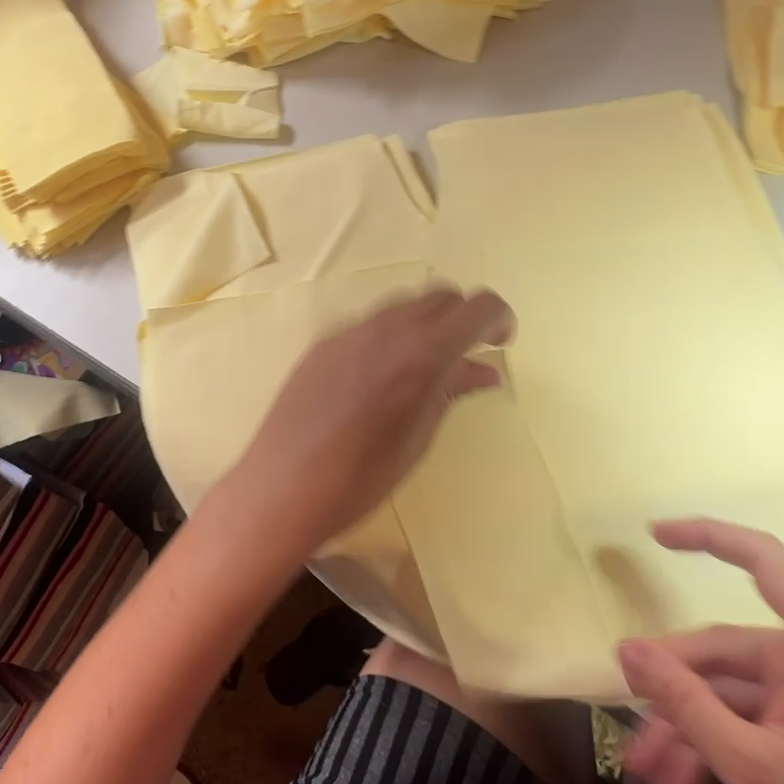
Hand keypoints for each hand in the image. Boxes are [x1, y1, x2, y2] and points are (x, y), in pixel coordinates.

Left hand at [213, 287, 512, 557]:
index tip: (502, 344)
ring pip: (402, 306)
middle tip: (467, 356)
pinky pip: (368, 326)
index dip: (500, 319)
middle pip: (440, 296)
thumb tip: (483, 371)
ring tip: (423, 370)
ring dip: (425, 325)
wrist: (281, 487)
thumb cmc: (361, 478)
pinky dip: (390, 338)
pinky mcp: (321, 344)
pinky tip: (379, 380)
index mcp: (421, 353)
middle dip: (463, 318)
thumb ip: (451, 392)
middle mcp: (386, 329)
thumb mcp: (419, 439)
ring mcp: (348, 332)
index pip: (478, 307)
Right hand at [619, 520, 783, 783]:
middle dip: (674, 685)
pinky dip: (709, 740)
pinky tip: (677, 777)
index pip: (767, 564)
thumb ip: (684, 703)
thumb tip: (625, 649)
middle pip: (725, 647)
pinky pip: (745, 716)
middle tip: (626, 710)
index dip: (709, 538)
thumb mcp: (750, 766)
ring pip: (726, 688)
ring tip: (648, 766)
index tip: (654, 535)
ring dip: (684, 723)